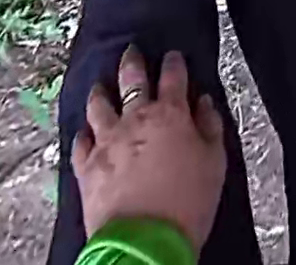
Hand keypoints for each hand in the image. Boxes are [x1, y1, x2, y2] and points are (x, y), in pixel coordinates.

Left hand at [73, 46, 226, 251]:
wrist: (147, 243)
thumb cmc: (188, 204)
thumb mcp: (215, 165)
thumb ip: (210, 127)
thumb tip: (204, 101)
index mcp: (169, 114)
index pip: (172, 76)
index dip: (173, 62)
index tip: (172, 55)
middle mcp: (135, 118)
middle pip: (131, 79)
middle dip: (132, 62)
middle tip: (131, 51)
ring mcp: (107, 139)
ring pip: (99, 105)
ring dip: (99, 93)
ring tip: (99, 86)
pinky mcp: (87, 165)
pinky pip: (81, 143)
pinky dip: (82, 136)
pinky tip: (83, 134)